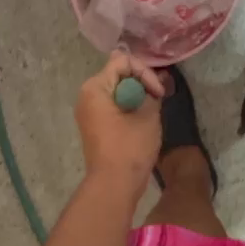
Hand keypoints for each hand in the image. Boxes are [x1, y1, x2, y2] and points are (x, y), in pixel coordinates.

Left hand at [74, 51, 165, 183]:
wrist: (114, 184)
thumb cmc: (130, 148)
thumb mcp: (147, 115)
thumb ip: (150, 91)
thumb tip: (155, 81)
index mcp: (95, 87)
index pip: (123, 61)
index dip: (145, 72)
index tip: (158, 94)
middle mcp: (86, 94)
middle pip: (118, 74)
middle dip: (141, 83)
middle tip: (158, 100)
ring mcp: (88, 111)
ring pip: (116, 90)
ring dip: (136, 96)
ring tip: (152, 110)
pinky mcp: (93, 124)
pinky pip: (112, 105)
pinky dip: (127, 107)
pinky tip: (141, 121)